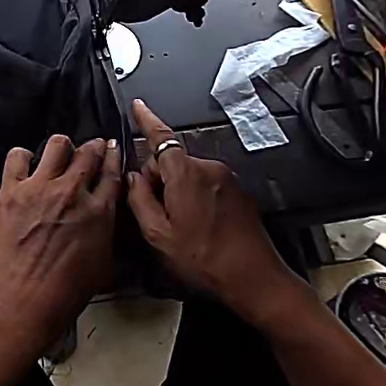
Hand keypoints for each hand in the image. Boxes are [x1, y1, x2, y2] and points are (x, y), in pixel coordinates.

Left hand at [0, 135, 121, 358]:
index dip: (113, 156)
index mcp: (99, 210)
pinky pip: (18, 157)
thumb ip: (108, 233)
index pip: (112, 171)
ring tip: (59, 155)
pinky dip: (23, 157)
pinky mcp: (12, 190)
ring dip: (62, 148)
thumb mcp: (104, 264)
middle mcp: (72, 192)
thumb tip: (106, 220)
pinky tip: (26, 166)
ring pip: (57, 145)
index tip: (112, 150)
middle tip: (90, 151)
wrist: (22, 299)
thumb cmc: (64, 291)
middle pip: (88, 152)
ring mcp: (40, 188)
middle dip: (92, 148)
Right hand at [126, 99, 316, 332]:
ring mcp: (226, 180)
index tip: (138, 106)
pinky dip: (195, 199)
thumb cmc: (205, 260)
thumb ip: (139, 200)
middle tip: (158, 217)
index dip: (146, 120)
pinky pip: (206, 186)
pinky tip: (198, 228)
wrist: (253, 278)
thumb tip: (133, 179)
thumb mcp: (158, 235)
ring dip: (177, 193)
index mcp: (186, 175)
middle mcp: (209, 169)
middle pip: (171, 162)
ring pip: (188, 175)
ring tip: (181, 229)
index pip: (161, 138)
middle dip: (158, 182)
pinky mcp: (237, 192)